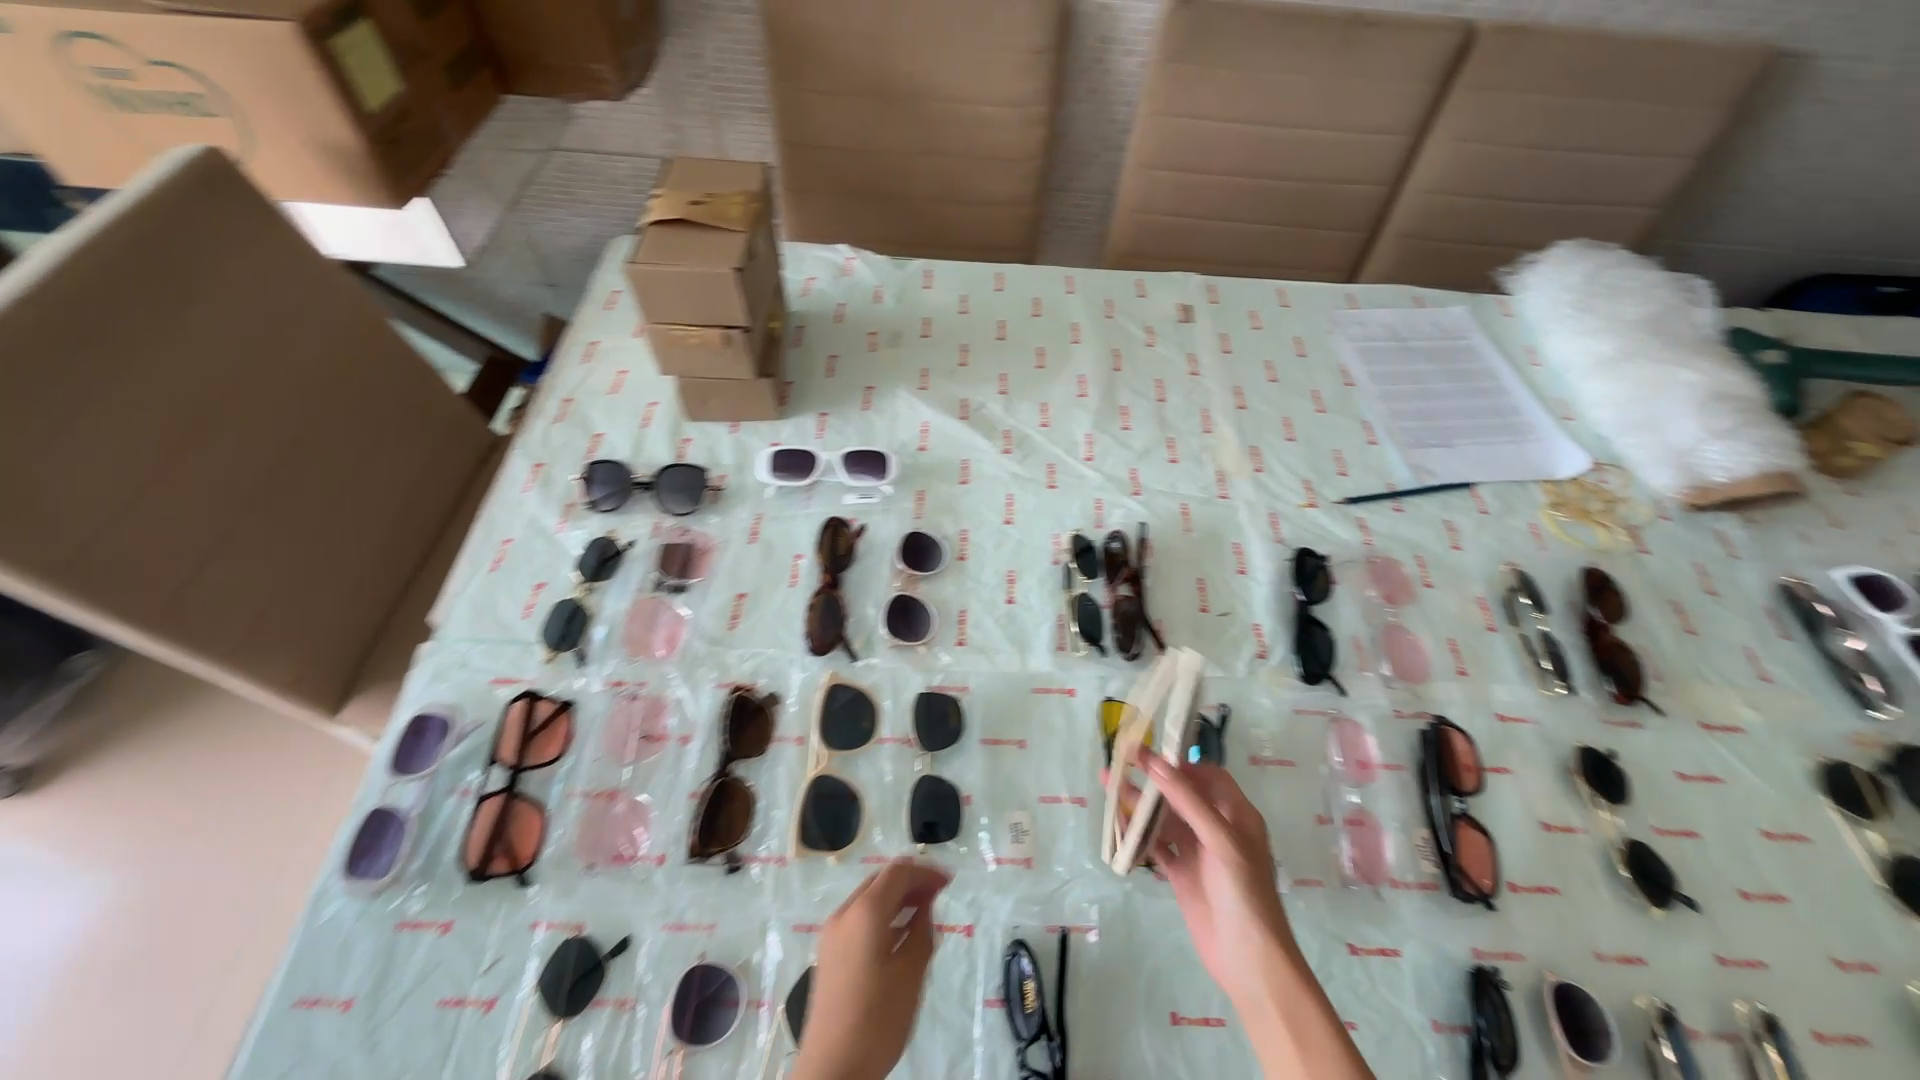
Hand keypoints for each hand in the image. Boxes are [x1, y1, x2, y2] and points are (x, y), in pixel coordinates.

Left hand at [792, 862, 951, 1079]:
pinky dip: (882, 916)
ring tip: (926, 911)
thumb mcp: (911, 974)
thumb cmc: (877, 1019)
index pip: (897, 872)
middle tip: (940, 894)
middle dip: (911, 881)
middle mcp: (843, 915)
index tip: (950, 882)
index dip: (925, 871)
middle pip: (879, 881)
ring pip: (868, 900)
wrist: (832, 1067)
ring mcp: (832, 934)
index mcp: (864, 914)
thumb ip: (920, 932)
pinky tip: (901, 934)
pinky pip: (859, 919)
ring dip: (896, 898)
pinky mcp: (829, 953)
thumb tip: (924, 907)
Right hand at [1113, 752, 1374, 1079]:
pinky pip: (1157, 847)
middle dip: (1151, 779)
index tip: (1146, 752)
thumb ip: (1188, 801)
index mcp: (1237, 815)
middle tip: (1119, 762)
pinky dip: (1138, 836)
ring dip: (1139, 805)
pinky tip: (1117, 826)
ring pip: (1164, 819)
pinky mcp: (1181, 875)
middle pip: (1181, 794)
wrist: (1248, 959)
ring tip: (1108, 788)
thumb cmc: (1243, 893)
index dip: (1178, 762)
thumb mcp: (1220, 840)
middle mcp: (1217, 829)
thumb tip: (1156, 763)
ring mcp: (1197, 853)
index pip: (1206, 776)